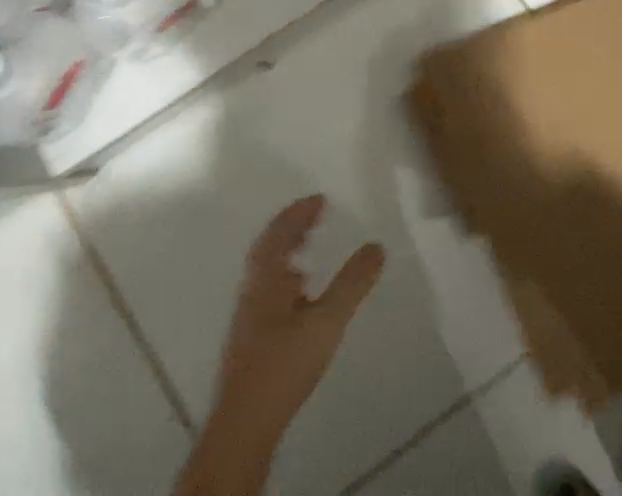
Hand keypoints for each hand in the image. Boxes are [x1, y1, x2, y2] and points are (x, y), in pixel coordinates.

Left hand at [210, 195, 386, 438]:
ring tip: (309, 250)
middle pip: (268, 249)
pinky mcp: (251, 338)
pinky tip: (301, 299)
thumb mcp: (327, 321)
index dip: (298, 214)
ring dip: (287, 254)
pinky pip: (269, 292)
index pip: (279, 234)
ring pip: (267, 272)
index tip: (319, 200)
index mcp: (266, 279)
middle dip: (291, 229)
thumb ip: (352, 284)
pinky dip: (286, 279)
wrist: (245, 420)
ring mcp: (248, 316)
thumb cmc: (284, 364)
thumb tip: (376, 246)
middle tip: (315, 217)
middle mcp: (252, 291)